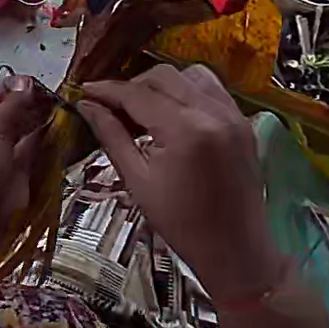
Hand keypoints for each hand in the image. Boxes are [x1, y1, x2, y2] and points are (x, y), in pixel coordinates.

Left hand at [0, 75, 53, 253]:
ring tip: (60, 106)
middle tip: (54, 94)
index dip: (12, 87)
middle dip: (28, 102)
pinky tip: (60, 127)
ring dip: (38, 118)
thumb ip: (13, 104)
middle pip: (6, 112)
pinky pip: (31, 149)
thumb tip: (26, 83)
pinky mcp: (16, 172)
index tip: (35, 82)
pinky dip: (44, 138)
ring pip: (21, 130)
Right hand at [78, 64, 289, 300]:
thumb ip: (112, 135)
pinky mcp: (243, 122)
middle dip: (132, 86)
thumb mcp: (137, 181)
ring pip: (188, 75)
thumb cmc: (182, 224)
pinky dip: (187, 91)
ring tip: (143, 109)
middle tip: (111, 106)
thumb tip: (87, 105)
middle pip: (162, 77)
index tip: (85, 91)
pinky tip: (173, 113)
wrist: (237, 252)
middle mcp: (212, 113)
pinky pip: (211, 88)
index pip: (137, 94)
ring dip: (161, 84)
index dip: (107, 90)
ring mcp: (232, 115)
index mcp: (184, 130)